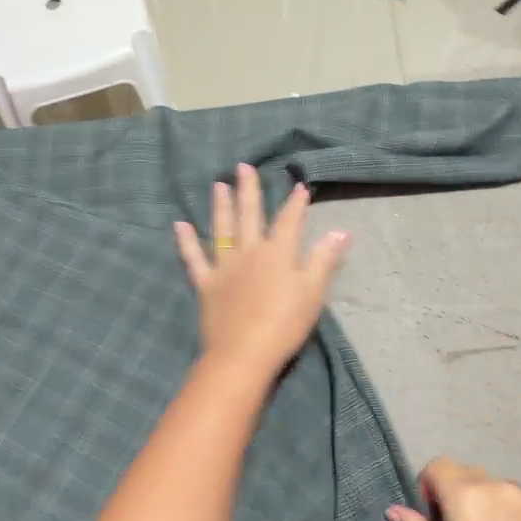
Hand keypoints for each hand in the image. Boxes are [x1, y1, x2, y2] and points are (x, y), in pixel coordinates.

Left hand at [173, 164, 347, 374]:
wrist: (243, 353)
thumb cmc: (284, 325)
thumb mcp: (313, 293)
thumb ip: (325, 260)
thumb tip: (341, 230)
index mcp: (278, 253)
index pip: (289, 221)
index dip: (295, 204)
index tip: (299, 186)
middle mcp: (249, 252)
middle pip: (250, 215)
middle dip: (249, 190)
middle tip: (243, 166)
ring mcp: (224, 266)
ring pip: (222, 229)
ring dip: (220, 206)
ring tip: (218, 185)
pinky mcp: (205, 284)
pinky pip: (193, 258)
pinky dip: (186, 241)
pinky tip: (179, 225)